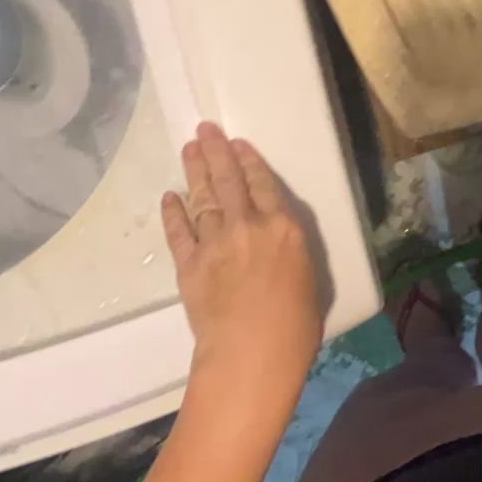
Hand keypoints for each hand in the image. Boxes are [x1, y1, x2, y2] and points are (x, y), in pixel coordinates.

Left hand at [161, 123, 321, 419]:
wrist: (253, 352)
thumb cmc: (297, 324)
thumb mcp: (311, 278)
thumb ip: (291, 251)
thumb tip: (277, 242)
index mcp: (284, 228)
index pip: (263, 184)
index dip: (248, 161)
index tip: (236, 144)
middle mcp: (248, 225)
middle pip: (228, 181)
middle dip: (216, 152)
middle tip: (204, 130)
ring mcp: (215, 243)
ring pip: (202, 198)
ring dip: (194, 172)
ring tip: (189, 149)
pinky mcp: (189, 264)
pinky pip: (179, 231)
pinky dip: (173, 212)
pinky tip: (170, 197)